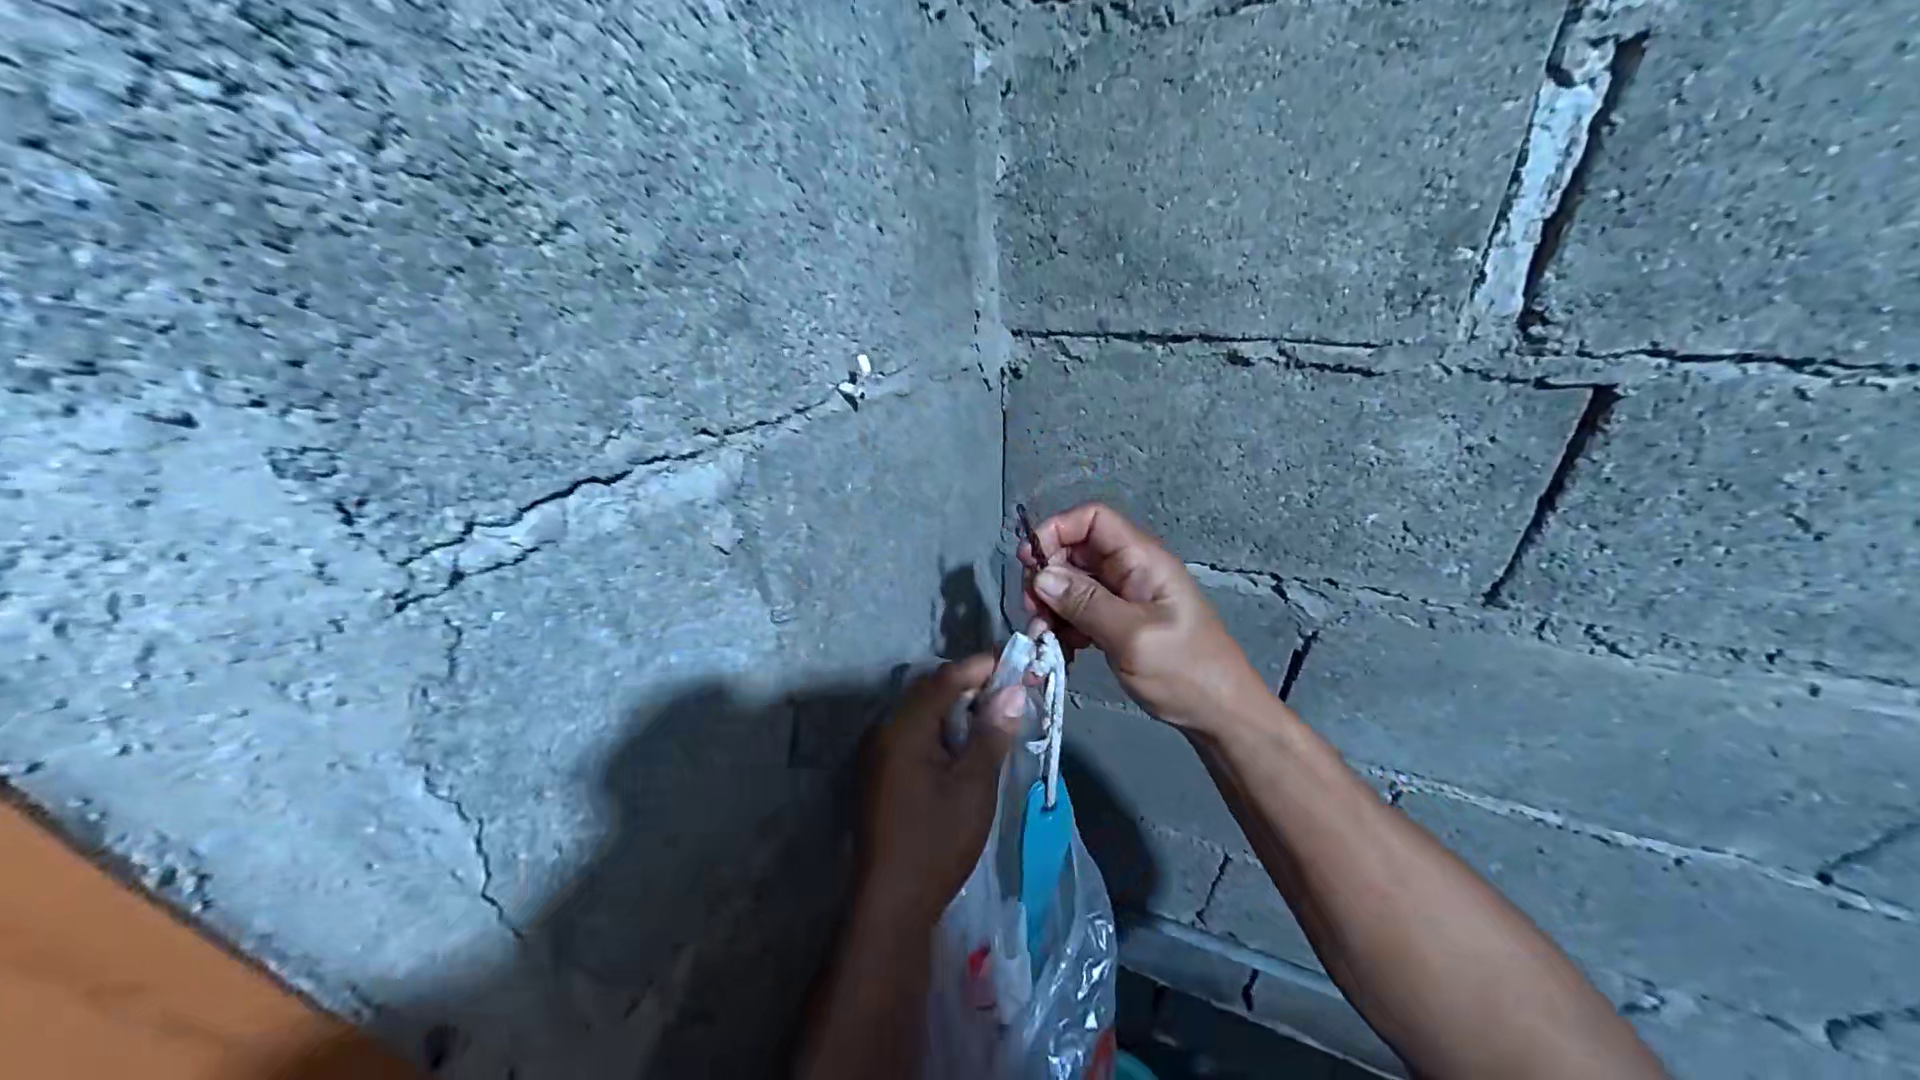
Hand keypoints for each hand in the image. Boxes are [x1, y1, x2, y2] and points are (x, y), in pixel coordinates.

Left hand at [857, 655, 1024, 927]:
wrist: (891, 902)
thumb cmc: (938, 841)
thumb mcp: (974, 786)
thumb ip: (992, 734)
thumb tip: (1013, 691)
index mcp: (904, 728)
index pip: (945, 679)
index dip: (981, 667)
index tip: (1016, 663)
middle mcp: (884, 731)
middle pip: (930, 692)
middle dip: (970, 686)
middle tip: (1010, 691)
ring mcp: (877, 753)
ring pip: (922, 713)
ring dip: (956, 709)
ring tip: (993, 715)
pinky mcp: (880, 773)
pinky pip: (913, 735)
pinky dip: (941, 730)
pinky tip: (964, 746)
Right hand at [1019, 502, 1268, 734]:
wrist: (1220, 715)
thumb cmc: (1185, 671)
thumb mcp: (1132, 636)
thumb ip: (1085, 603)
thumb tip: (1040, 576)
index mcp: (1142, 560)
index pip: (1093, 519)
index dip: (1057, 529)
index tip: (1029, 562)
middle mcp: (1130, 571)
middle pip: (1074, 552)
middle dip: (1047, 577)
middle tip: (1033, 613)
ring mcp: (1123, 598)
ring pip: (1071, 585)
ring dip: (1050, 607)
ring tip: (1044, 639)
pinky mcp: (1117, 622)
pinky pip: (1079, 612)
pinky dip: (1064, 627)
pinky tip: (1062, 650)